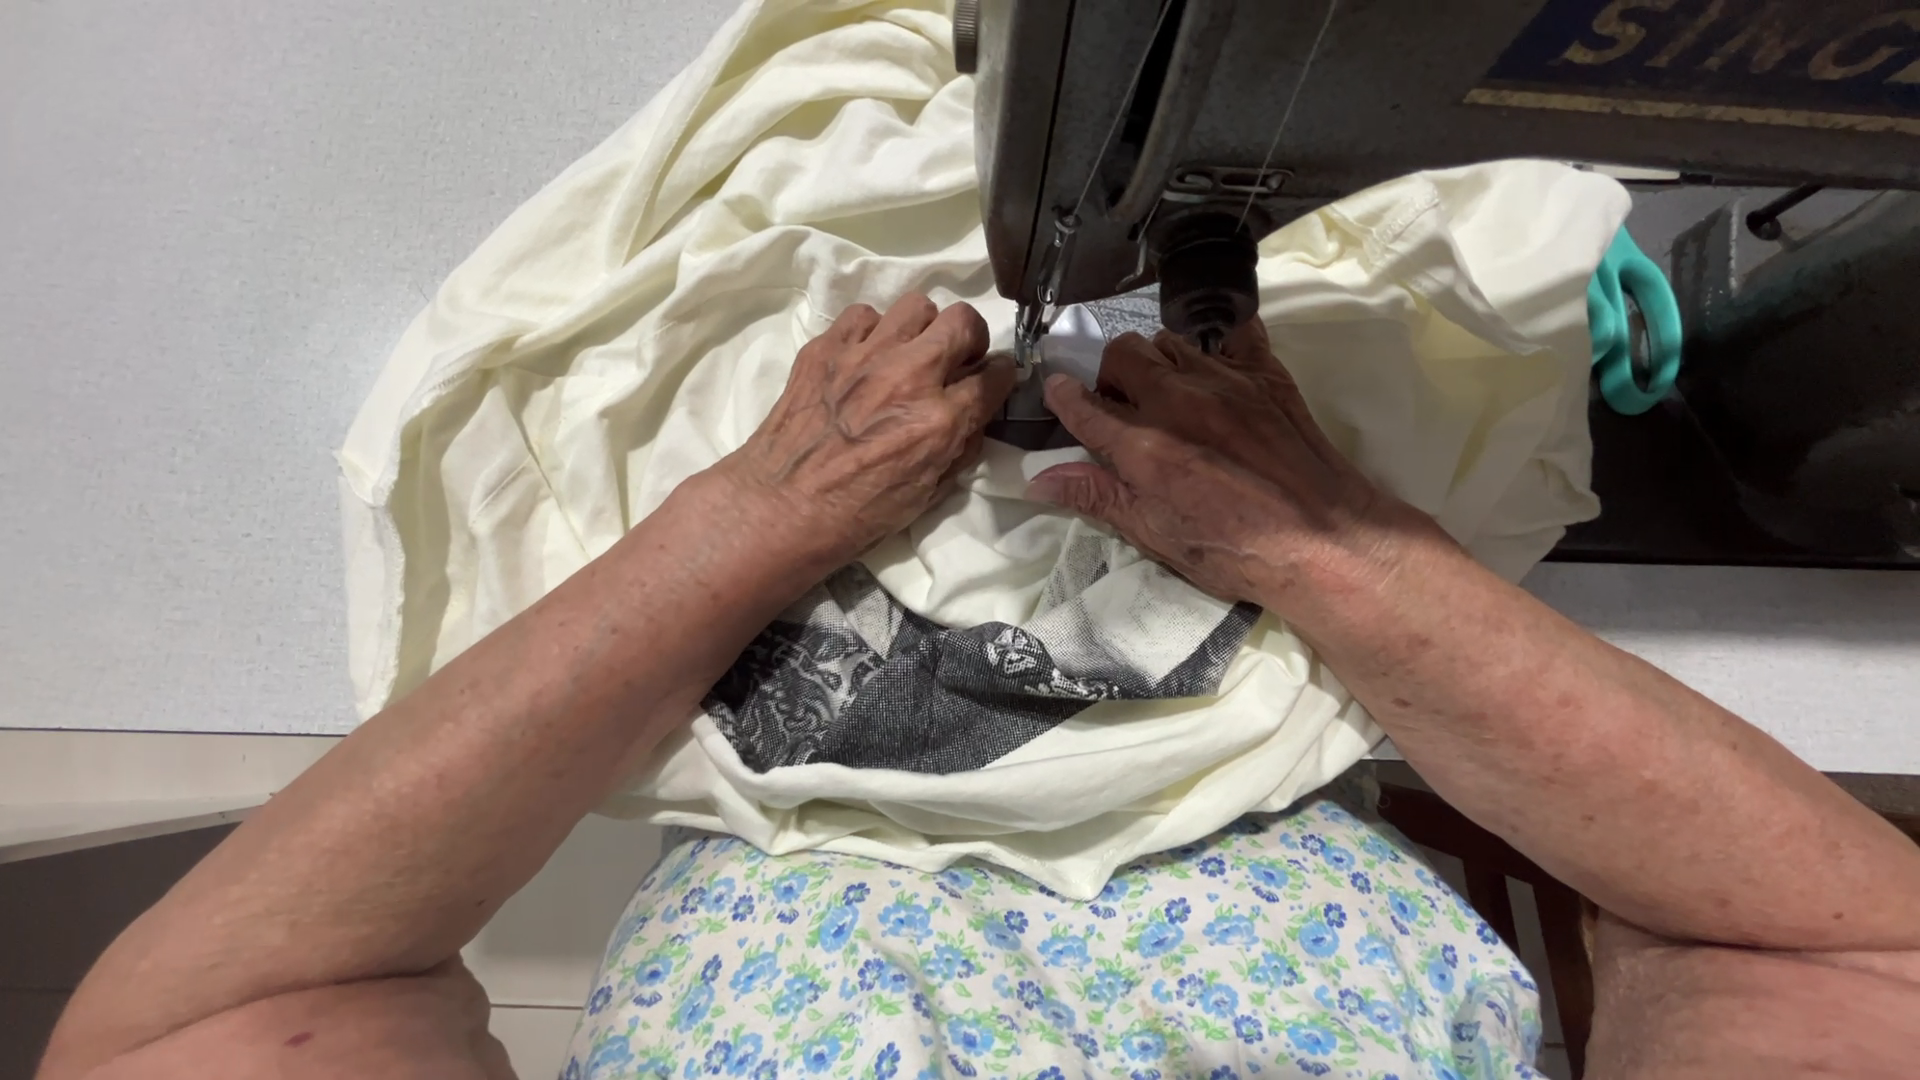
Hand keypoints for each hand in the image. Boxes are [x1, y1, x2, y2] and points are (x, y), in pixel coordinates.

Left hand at [716, 294, 1015, 569]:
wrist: (784, 506)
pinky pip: (864, 315)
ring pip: (917, 306)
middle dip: (970, 339)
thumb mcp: (929, 494)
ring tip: (909, 353)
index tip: (992, 381)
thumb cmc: (859, 514)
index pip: (994, 375)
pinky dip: (873, 332)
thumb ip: (960, 447)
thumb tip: (973, 416)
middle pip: (963, 321)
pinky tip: (866, 358)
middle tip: (957, 359)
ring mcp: (865, 356)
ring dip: (923, 329)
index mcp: (939, 421)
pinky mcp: (826, 347)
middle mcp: (909, 377)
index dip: (1001, 377)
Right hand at [1026, 320, 1451, 619]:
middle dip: (1109, 373)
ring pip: (1169, 341)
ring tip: (1166, 390)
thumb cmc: (1234, 550)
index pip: (1084, 406)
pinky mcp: (1265, 373)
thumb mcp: (1155, 535)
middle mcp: (1177, 401)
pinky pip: (1233, 331)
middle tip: (1120, 404)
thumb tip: (1038, 480)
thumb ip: (1097, 497)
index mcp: (1143, 446)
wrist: (1324, 540)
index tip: (1055, 390)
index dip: (1062, 396)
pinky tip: (1216, 366)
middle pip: (1122, 354)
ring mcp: (1224, 380)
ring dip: (1156, 360)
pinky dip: (1216, 341)